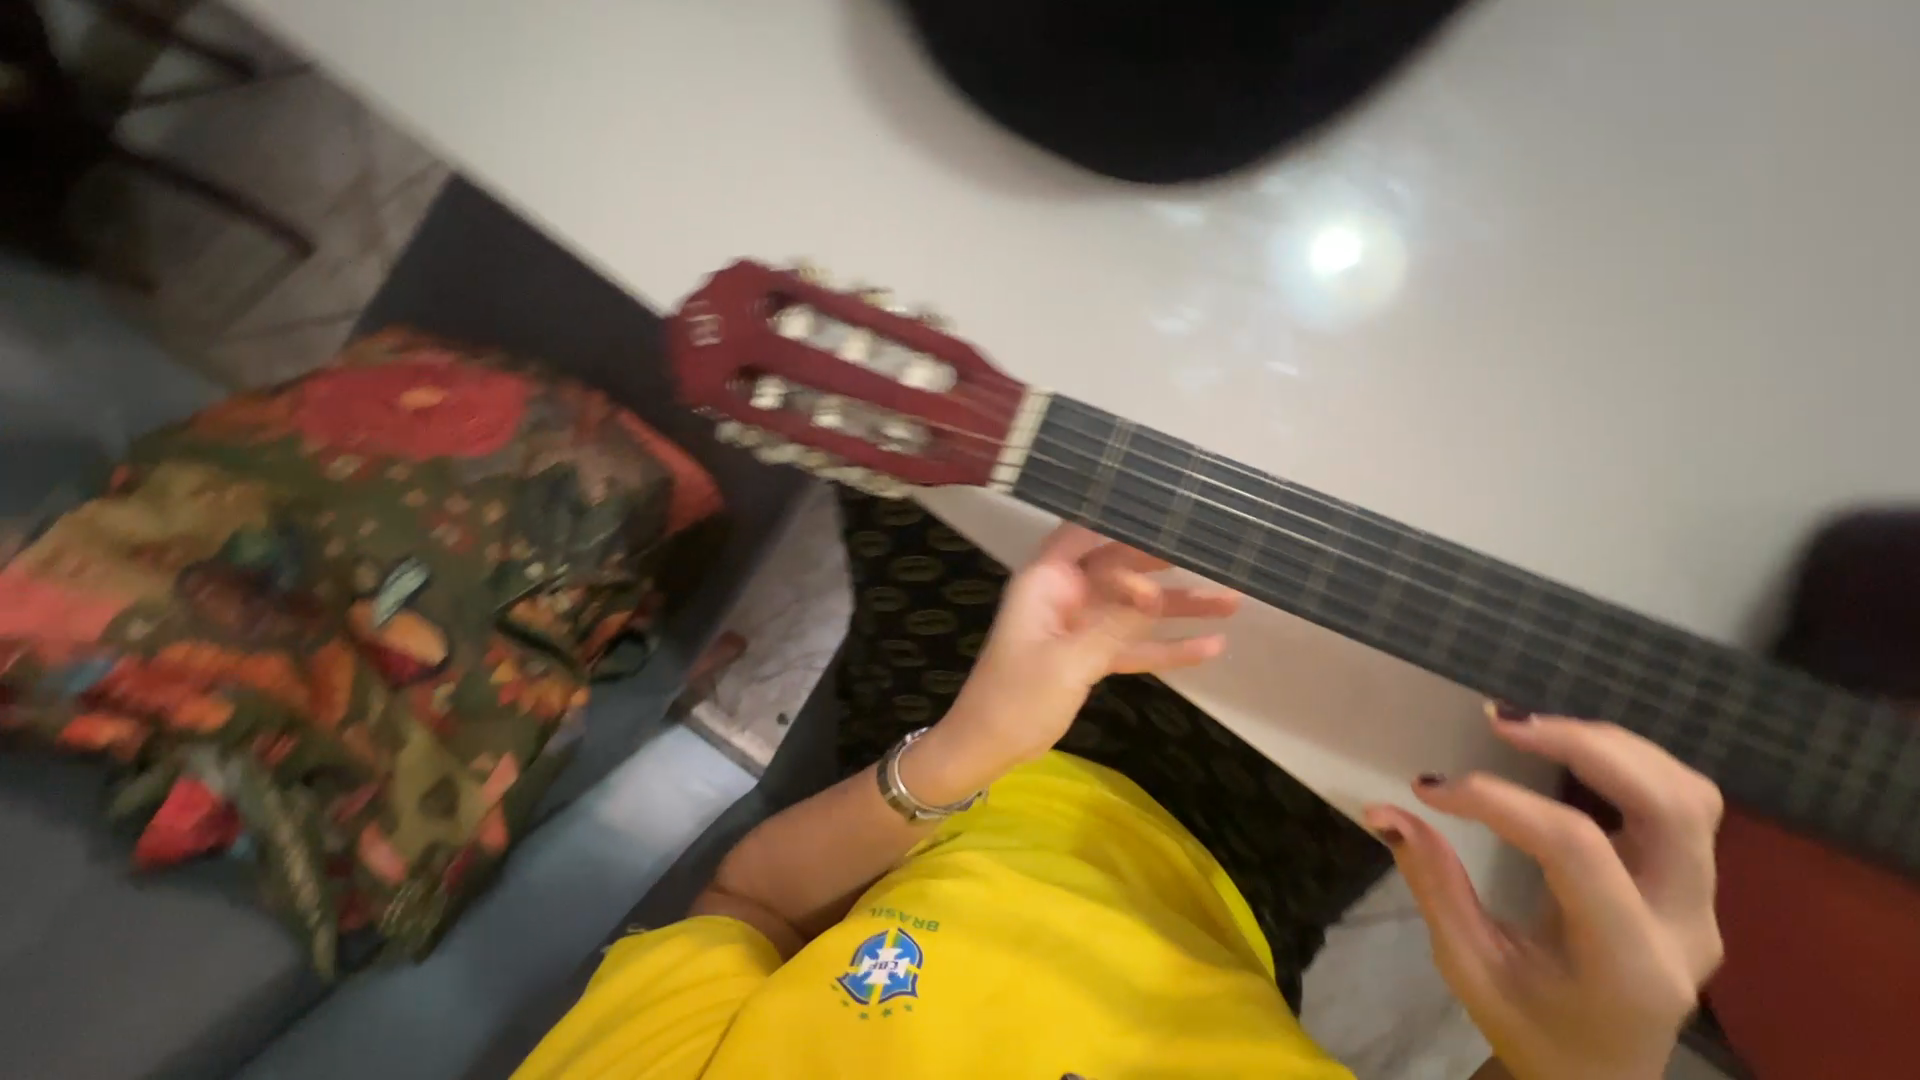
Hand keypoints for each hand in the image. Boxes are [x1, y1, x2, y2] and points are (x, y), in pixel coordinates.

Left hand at [923, 523, 1239, 780]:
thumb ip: (1114, 624)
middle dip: (1165, 560)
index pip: (1086, 531)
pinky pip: (1134, 643)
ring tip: (1233, 599)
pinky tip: (1211, 646)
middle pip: (1121, 565)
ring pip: (1135, 606)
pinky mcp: (1090, 655)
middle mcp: (1065, 593)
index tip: (1170, 509)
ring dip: (1179, 605)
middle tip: (1217, 550)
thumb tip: (1154, 590)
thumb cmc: (1017, 697)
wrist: (988, 747)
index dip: (1124, 518)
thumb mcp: (1069, 660)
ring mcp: (1079, 625)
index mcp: (1047, 580)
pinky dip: (1167, 646)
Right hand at [1365, 706, 1724, 1079]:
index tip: (1426, 788)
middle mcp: (1684, 924)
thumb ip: (1432, 885)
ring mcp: (1700, 903)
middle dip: (1584, 746)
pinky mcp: (1691, 884)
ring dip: (1610, 746)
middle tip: (1500, 722)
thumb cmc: (1530, 1027)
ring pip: (1689, 795)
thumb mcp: (1468, 967)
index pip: (1575, 848)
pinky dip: (1624, 762)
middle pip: (1671, 806)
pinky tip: (1565, 751)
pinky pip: (1681, 803)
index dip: (1497, 801)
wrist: (1602, 1075)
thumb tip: (1383, 810)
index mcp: (1627, 958)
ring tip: (1528, 728)